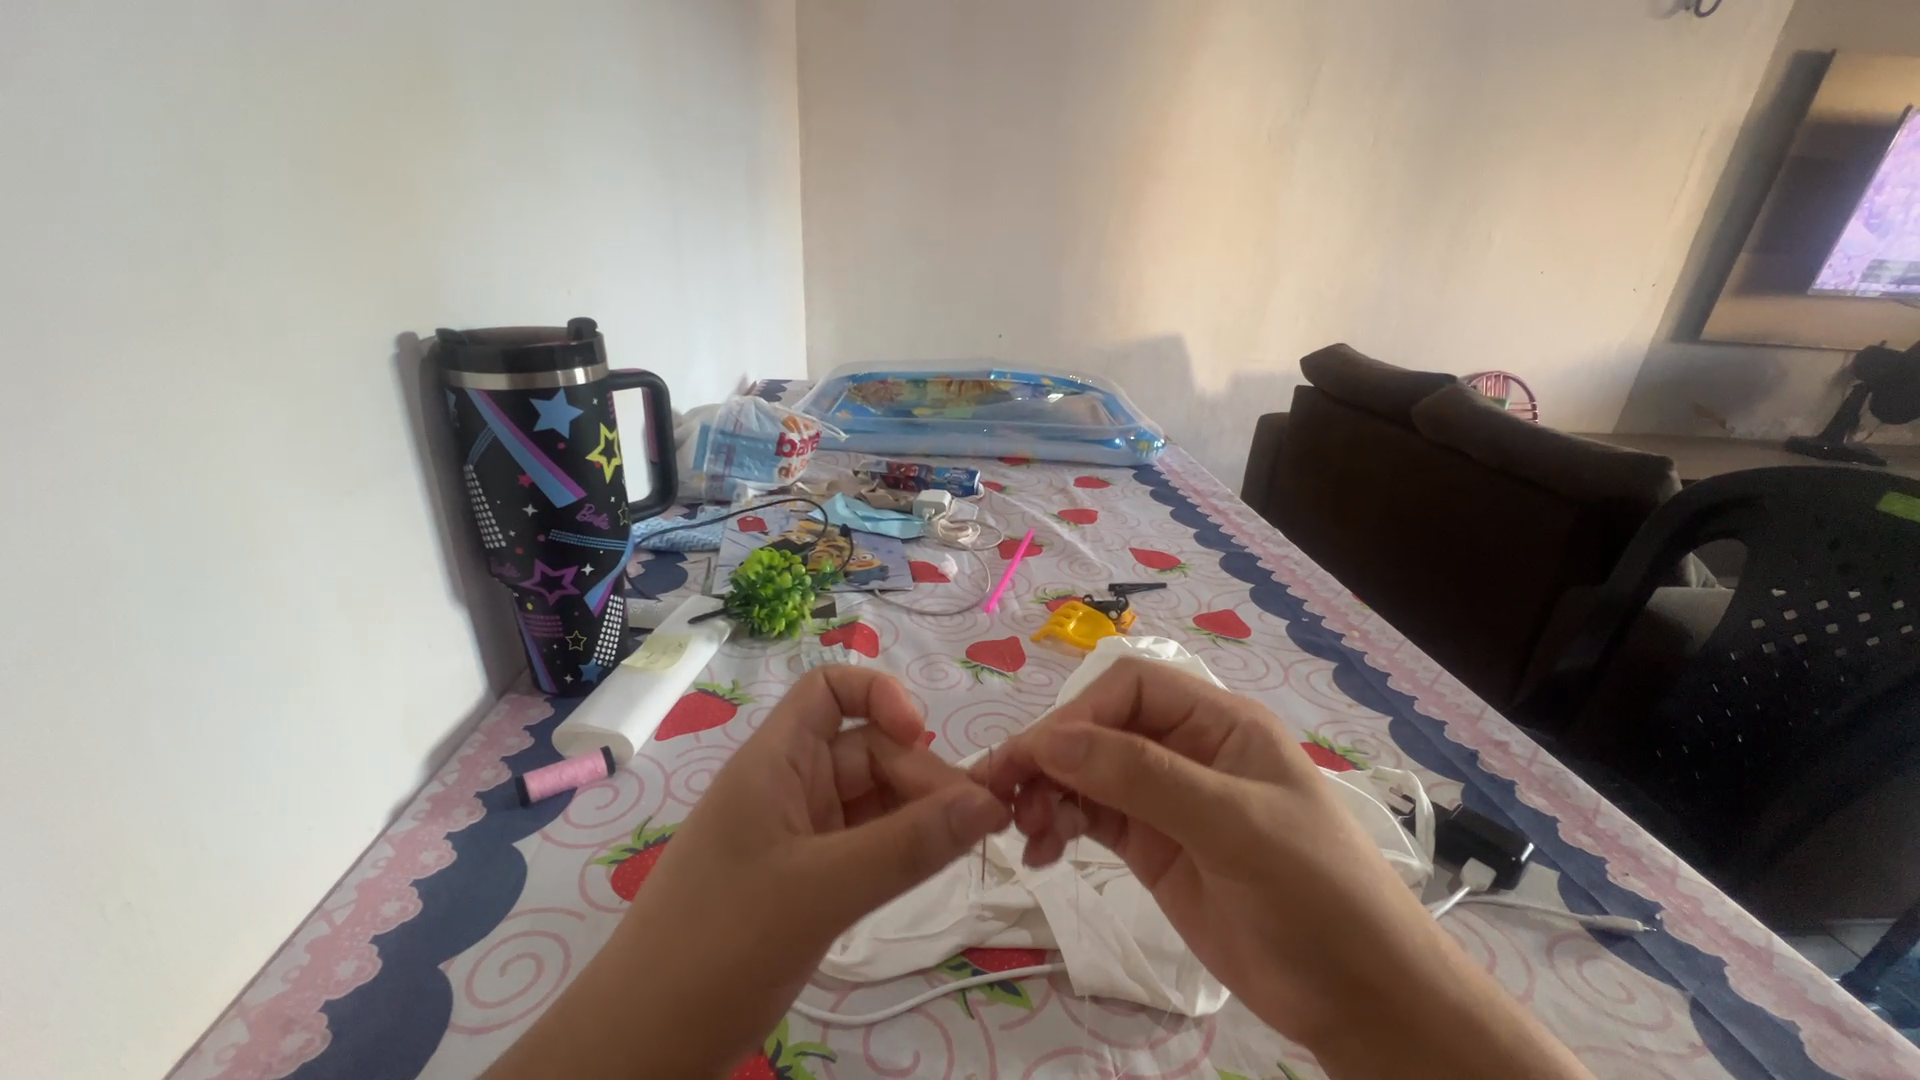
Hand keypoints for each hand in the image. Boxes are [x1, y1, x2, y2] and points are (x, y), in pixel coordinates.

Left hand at [485, 666, 1009, 1079]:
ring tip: (973, 841)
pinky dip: (903, 846)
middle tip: (982, 822)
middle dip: (923, 774)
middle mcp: (788, 784)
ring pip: (874, 798)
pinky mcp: (807, 877)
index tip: (922, 735)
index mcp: (775, 761)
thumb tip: (990, 802)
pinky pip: (867, 841)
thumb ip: (908, 845)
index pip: (830, 689)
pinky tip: (936, 863)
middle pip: (869, 749)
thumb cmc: (720, 945)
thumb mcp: (820, 891)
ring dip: (921, 813)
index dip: (880, 695)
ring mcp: (798, 832)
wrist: (645, 1042)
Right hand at [976, 657, 1591, 1079]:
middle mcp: (1188, 751)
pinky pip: (1092, 817)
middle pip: (1101, 729)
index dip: (1080, 714)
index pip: (1131, 688)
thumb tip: (1051, 741)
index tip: (1037, 758)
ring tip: (1025, 834)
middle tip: (1005, 799)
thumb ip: (1143, 778)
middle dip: (1052, 756)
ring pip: (1088, 773)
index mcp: (1220, 723)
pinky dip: (1059, 824)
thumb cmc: (1315, 895)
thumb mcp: (1235, 827)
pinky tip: (1042, 851)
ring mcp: (1167, 801)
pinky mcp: (1154, 848)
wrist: (1361, 998)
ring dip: (1049, 792)